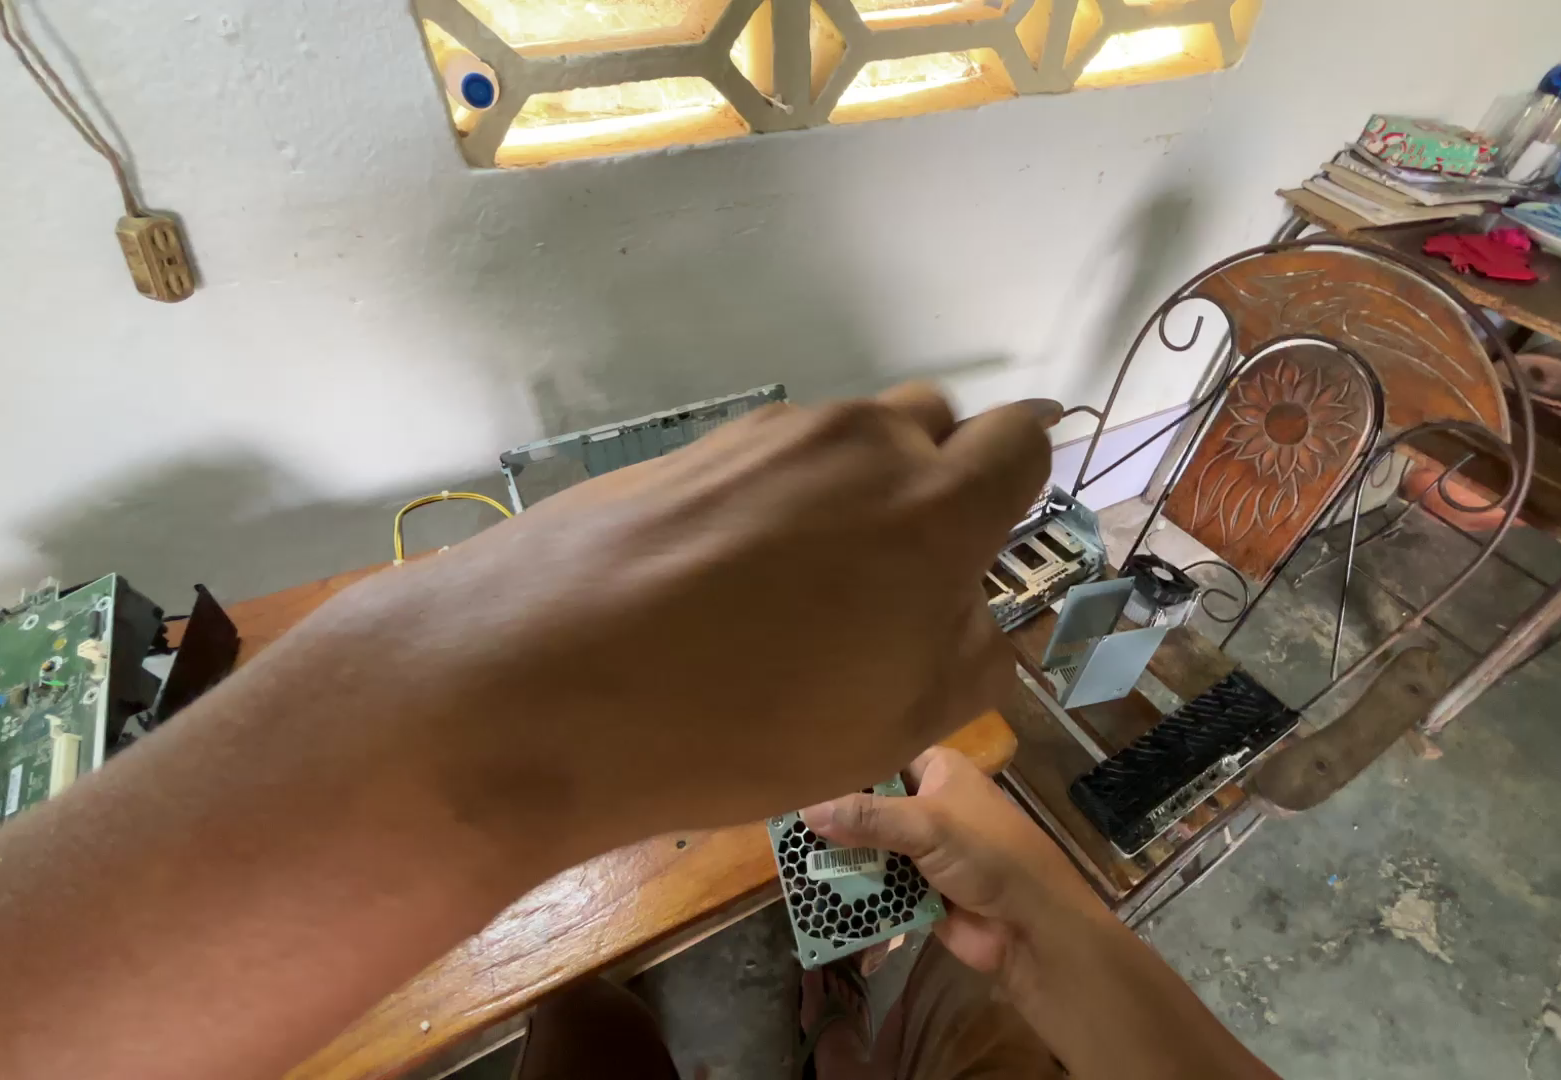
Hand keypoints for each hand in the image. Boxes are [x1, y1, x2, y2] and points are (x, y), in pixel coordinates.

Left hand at [255, 384, 1053, 865]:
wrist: (539, 679)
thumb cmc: (743, 721)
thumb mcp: (892, 725)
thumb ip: (971, 660)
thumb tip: (987, 621)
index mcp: (931, 505)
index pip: (1020, 440)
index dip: (1020, 478)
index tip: (996, 527)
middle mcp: (859, 441)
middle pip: (936, 425)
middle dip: (940, 481)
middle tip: (897, 569)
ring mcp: (770, 432)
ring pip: (852, 439)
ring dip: (857, 490)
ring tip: (802, 583)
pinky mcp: (699, 444)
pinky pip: (777, 455)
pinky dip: (786, 495)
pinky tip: (731, 572)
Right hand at [801, 746, 1100, 978]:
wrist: (1033, 927)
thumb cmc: (988, 853)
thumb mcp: (928, 824)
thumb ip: (869, 817)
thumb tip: (807, 809)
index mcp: (937, 771)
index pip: (883, 756)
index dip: (847, 763)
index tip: (802, 765)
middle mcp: (927, 804)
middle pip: (871, 805)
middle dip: (836, 815)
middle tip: (783, 815)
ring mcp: (922, 849)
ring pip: (871, 846)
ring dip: (841, 856)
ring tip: (789, 856)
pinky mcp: (918, 890)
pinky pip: (877, 885)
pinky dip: (855, 890)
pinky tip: (814, 892)